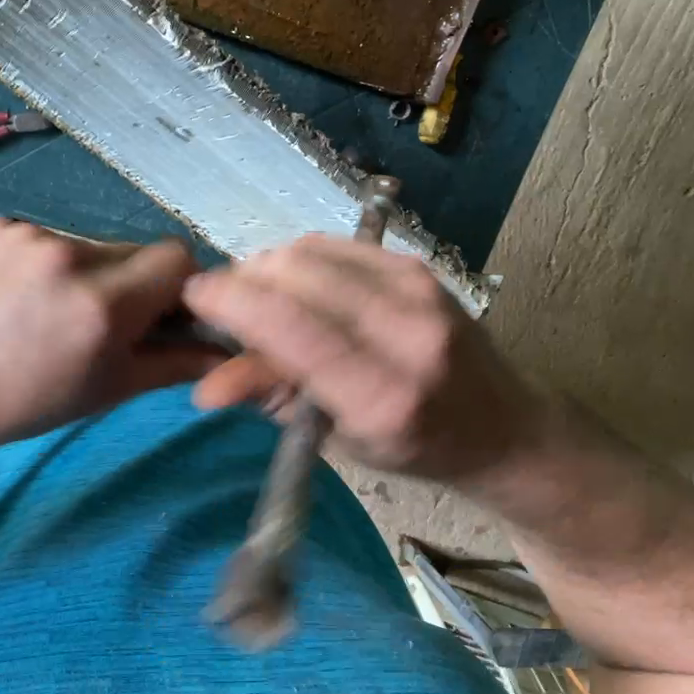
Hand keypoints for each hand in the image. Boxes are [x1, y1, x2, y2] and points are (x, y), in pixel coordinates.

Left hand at [0, 219, 226, 456]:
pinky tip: (12, 298)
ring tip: (45, 315)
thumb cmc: (18, 403)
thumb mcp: (103, 391)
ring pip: (86, 245)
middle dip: (130, 284)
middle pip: (131, 251)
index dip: (177, 287)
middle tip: (99, 323)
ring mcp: (27, 234)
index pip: (178, 257)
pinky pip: (42, 239)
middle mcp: (71, 254)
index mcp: (104, 303)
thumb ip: (171, 363)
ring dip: (85, 274)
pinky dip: (42, 264)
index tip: (159, 315)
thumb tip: (223, 353)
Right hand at [181, 234, 548, 483]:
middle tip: (218, 302)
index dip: (231, 302)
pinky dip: (297, 259)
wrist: (501, 425)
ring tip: (251, 294)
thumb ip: (272, 397)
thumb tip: (202, 385)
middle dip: (242, 279)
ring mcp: (418, 291)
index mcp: (384, 397)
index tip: (192, 296)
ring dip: (265, 267)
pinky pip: (334, 245)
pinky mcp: (418, 266)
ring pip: (309, 251)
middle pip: (295, 275)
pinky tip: (290, 284)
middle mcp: (406, 334)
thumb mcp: (337, 439)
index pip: (291, 327)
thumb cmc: (411, 448)